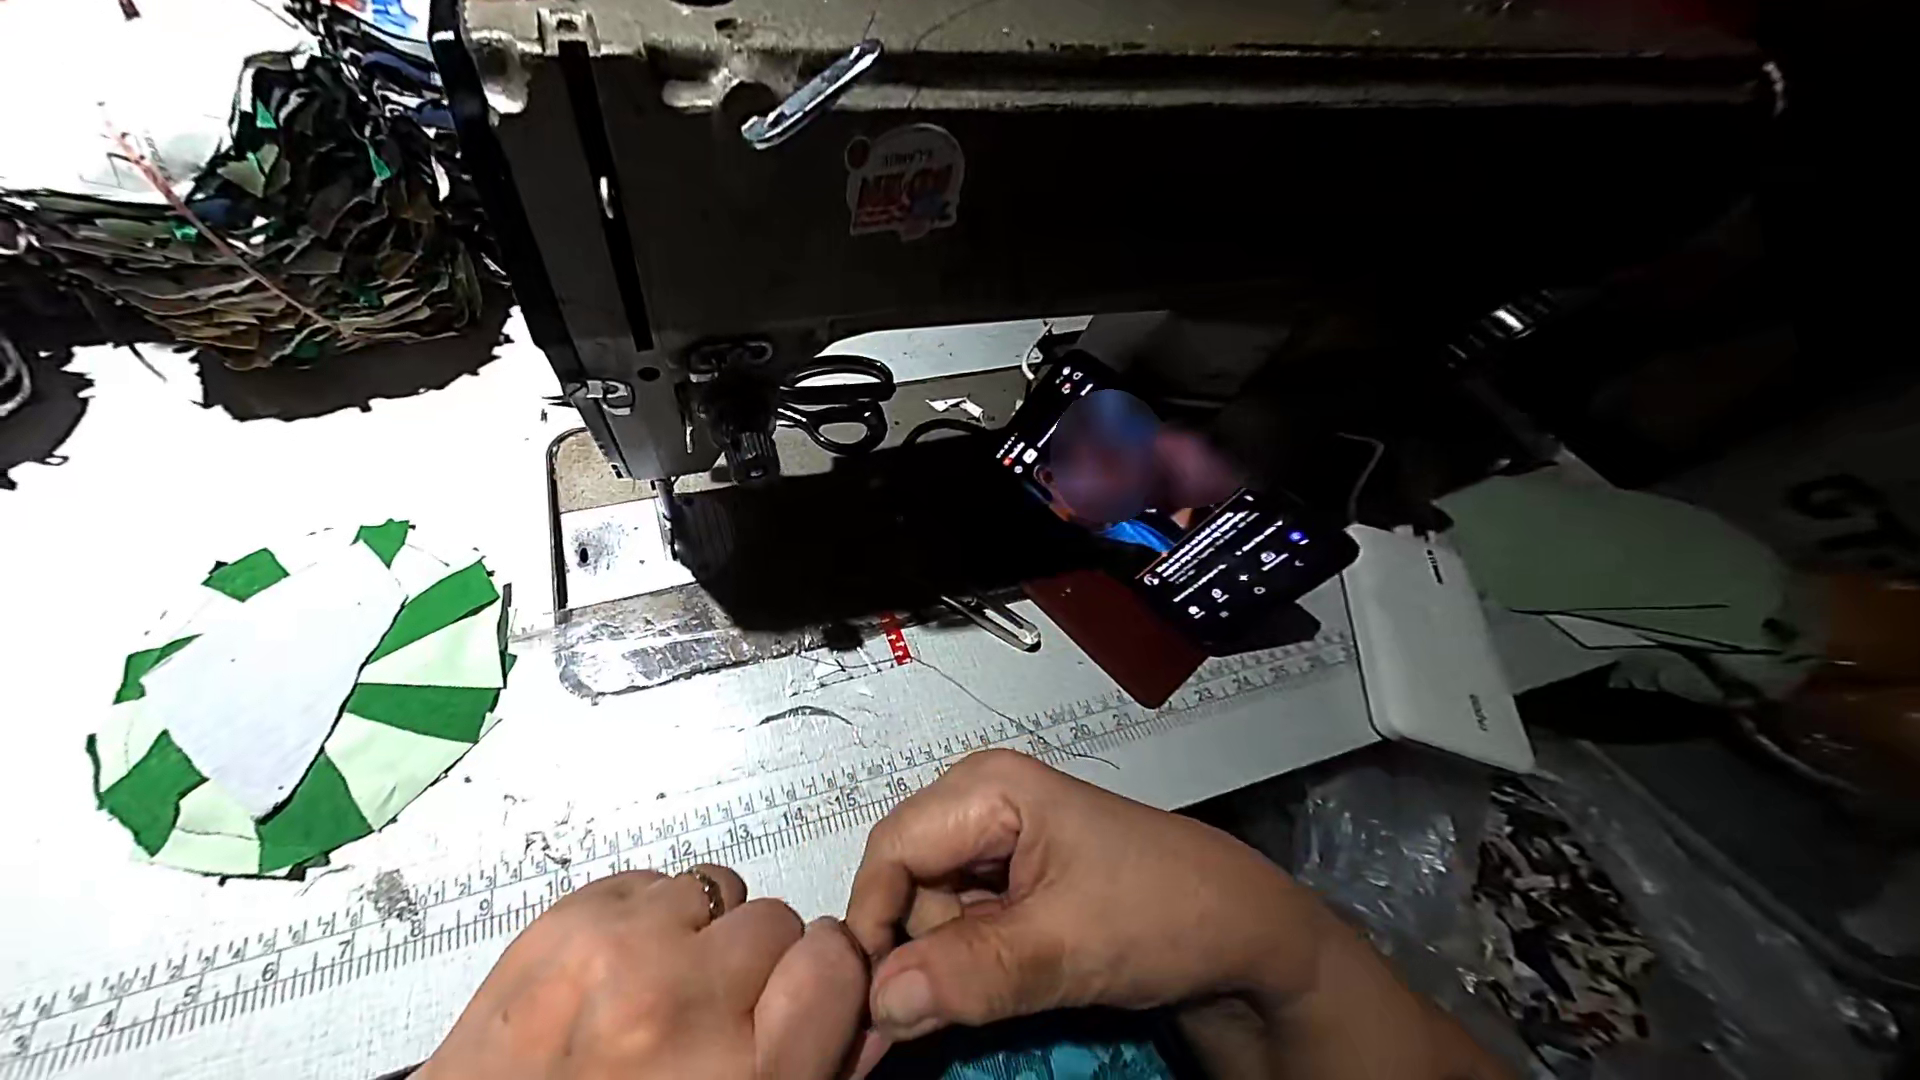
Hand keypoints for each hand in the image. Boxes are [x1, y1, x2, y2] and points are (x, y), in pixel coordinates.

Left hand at [418, 865, 868, 1079]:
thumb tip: (872, 999)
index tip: (789, 1000)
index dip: (820, 979)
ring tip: (645, 997)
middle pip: (778, 919)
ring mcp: (615, 954)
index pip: (836, 960)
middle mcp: (678, 1008)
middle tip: (700, 1021)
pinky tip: (605, 979)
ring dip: (697, 935)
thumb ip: (820, 1061)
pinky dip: (645, 921)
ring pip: (718, 889)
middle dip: (750, 964)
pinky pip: (656, 881)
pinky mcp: (564, 919)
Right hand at [845, 750, 1508, 1079]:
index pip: (893, 849)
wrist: (1241, 932)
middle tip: (955, 1008)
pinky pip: (959, 919)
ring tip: (1005, 990)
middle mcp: (981, 801)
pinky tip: (996, 988)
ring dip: (946, 962)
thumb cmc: (1162, 912)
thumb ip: (971, 972)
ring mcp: (995, 839)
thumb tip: (878, 1002)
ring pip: (928, 906)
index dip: (874, 924)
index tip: (871, 1012)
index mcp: (988, 787)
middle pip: (906, 877)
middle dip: (918, 948)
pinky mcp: (1010, 877)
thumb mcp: (1067, 946)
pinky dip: (964, 962)